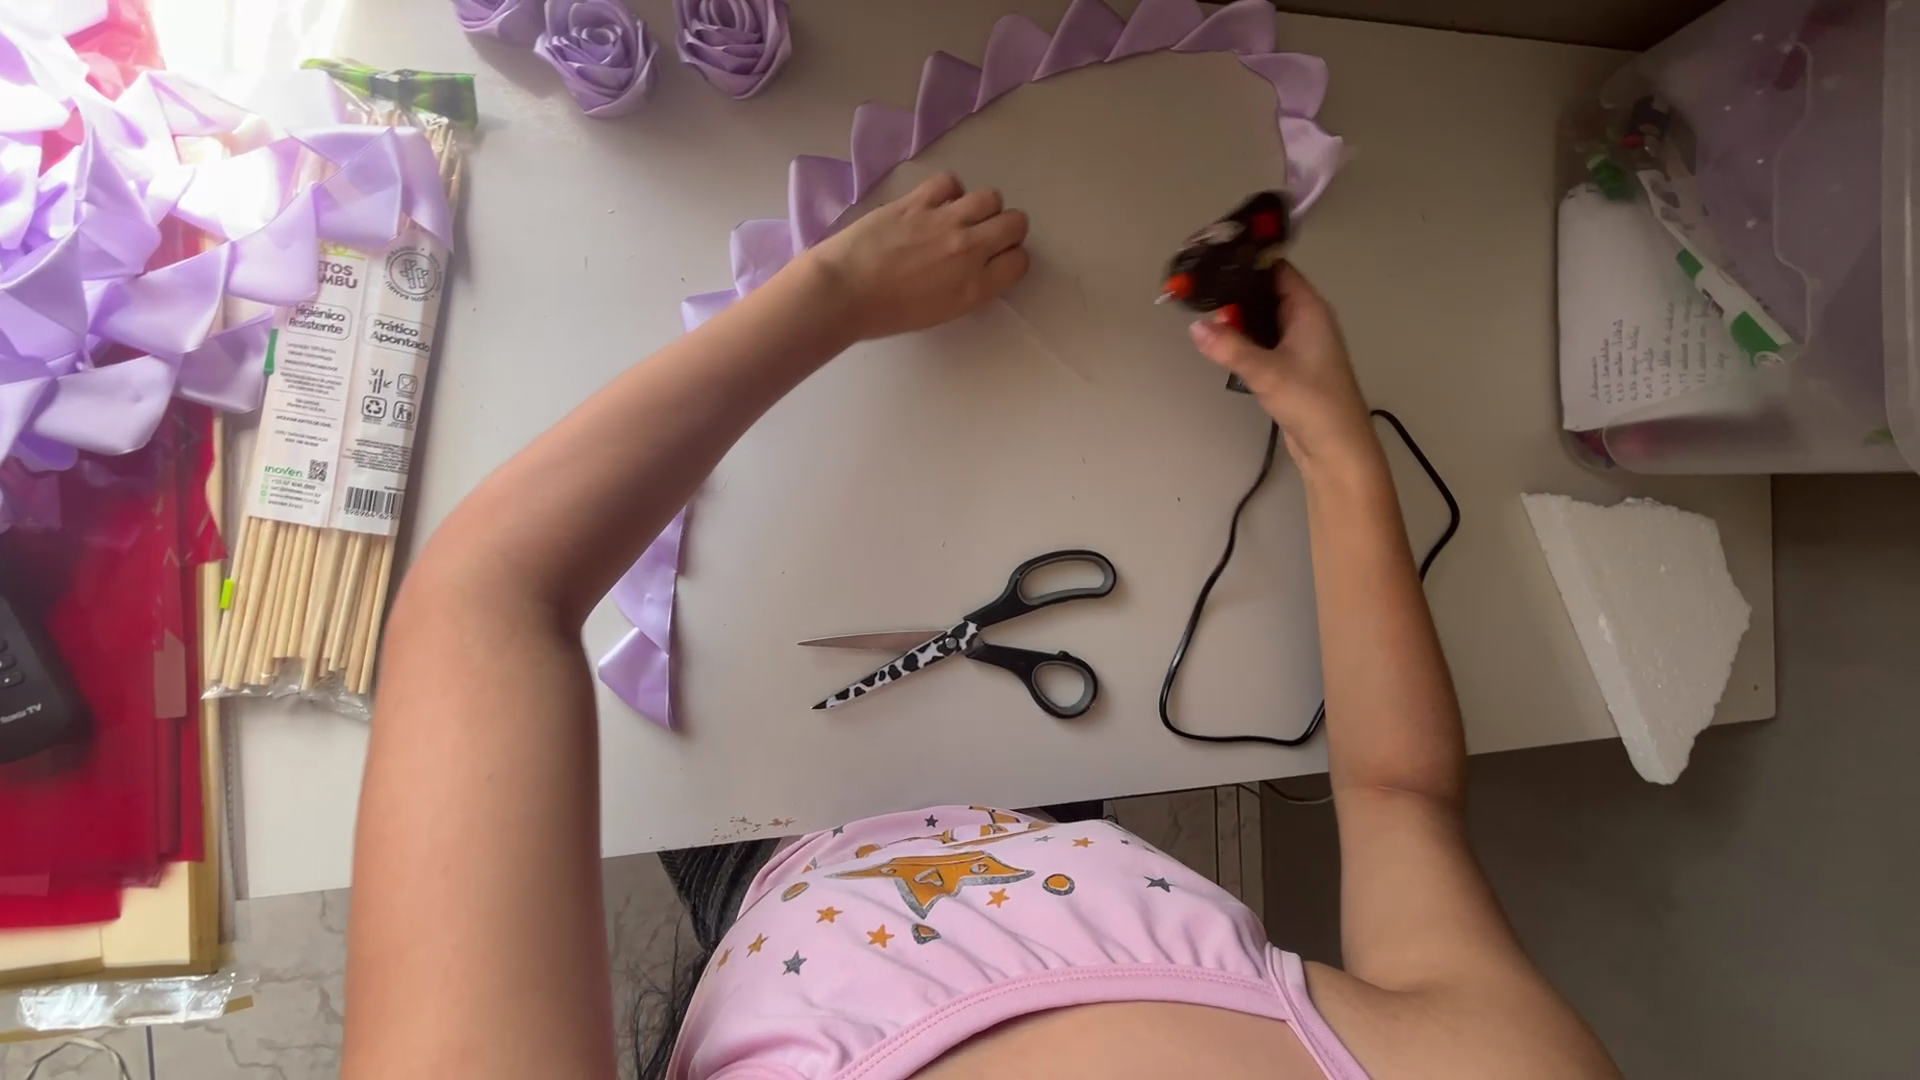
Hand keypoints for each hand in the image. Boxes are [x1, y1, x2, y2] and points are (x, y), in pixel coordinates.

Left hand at [797, 172, 1029, 342]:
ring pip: (991, 197)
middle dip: (1004, 229)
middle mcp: (968, 250)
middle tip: (982, 238)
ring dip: (981, 208)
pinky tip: (934, 205)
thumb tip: (976, 269)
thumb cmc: (886, 314)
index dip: (1010, 259)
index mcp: (975, 287)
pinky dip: (949, 192)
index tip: (994, 262)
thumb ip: (967, 289)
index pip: (1019, 261)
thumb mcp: (940, 313)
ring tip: (959, 219)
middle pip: (1015, 223)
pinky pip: (951, 182)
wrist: (843, 292)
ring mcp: (945, 220)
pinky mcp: (918, 200)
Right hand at [1187, 262, 1374, 467]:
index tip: (1215, 266)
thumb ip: (1229, 348)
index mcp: (1309, 310)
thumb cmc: (1311, 401)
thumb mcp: (1266, 372)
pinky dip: (1245, 341)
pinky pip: (1264, 343)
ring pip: (1264, 321)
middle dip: (1237, 296)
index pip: (1278, 271)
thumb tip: (1195, 326)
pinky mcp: (1292, 366)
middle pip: (1268, 294)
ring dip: (1239, 322)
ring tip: (1206, 320)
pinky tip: (1223, 348)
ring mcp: (1300, 345)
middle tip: (1200, 297)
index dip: (1249, 265)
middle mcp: (1306, 321)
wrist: (1335, 446)